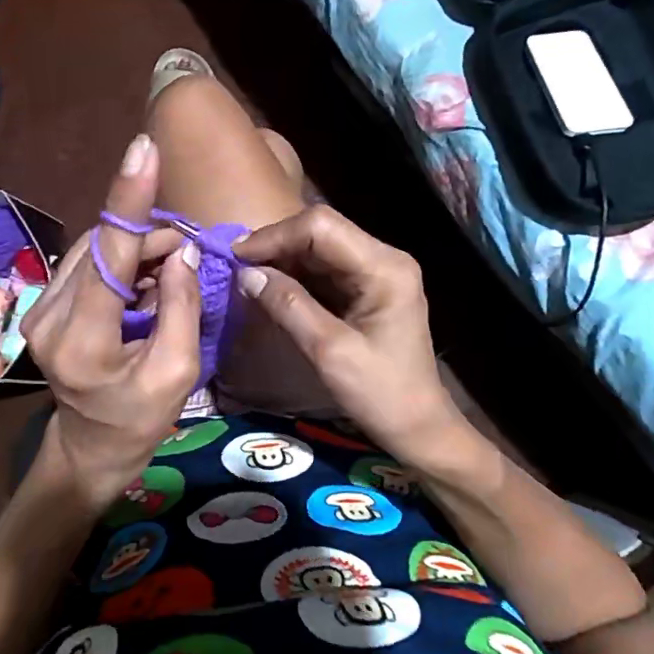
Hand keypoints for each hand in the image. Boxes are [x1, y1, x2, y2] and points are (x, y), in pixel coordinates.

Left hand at [20, 134, 201, 502]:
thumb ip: (182, 308)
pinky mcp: (44, 306)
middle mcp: (48, 316)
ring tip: (172, 268)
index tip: (143, 149)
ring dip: (136, 247)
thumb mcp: (176, 374)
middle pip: (102, 246)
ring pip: (93, 249)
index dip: (129, 201)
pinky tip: (144, 281)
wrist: (89, 450)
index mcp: (80, 341)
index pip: (107, 257)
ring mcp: (39, 309)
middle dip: (149, 236)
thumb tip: (183, 251)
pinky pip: (87, 264)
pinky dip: (120, 261)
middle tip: (190, 252)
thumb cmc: (137, 422)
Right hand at [232, 206, 466, 466]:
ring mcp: (377, 272)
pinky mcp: (366, 288)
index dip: (275, 236)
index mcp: (384, 267)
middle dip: (276, 245)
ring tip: (246, 276)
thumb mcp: (328, 351)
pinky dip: (294, 275)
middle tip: (236, 267)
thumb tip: (245, 274)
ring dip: (282, 259)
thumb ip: (288, 306)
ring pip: (319, 248)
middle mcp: (384, 259)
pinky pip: (323, 269)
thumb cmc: (379, 393)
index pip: (321, 227)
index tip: (237, 257)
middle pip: (321, 231)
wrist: (417, 426)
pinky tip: (270, 287)